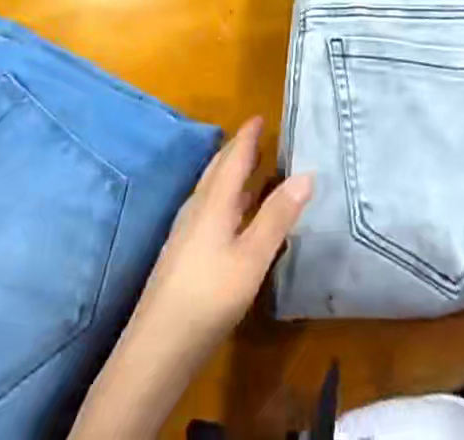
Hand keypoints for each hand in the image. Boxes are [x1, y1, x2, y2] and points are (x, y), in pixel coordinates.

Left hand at [126, 118, 311, 360]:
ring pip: (211, 191)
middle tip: (256, 137)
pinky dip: (226, 198)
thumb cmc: (209, 296)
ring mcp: (186, 233)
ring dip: (230, 175)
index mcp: (213, 203)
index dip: (247, 137)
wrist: (157, 346)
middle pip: (218, 171)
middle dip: (237, 151)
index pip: (233, 159)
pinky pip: (209, 210)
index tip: (259, 116)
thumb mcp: (252, 257)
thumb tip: (306, 174)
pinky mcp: (184, 254)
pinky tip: (233, 216)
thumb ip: (278, 216)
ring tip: (249, 169)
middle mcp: (197, 210)